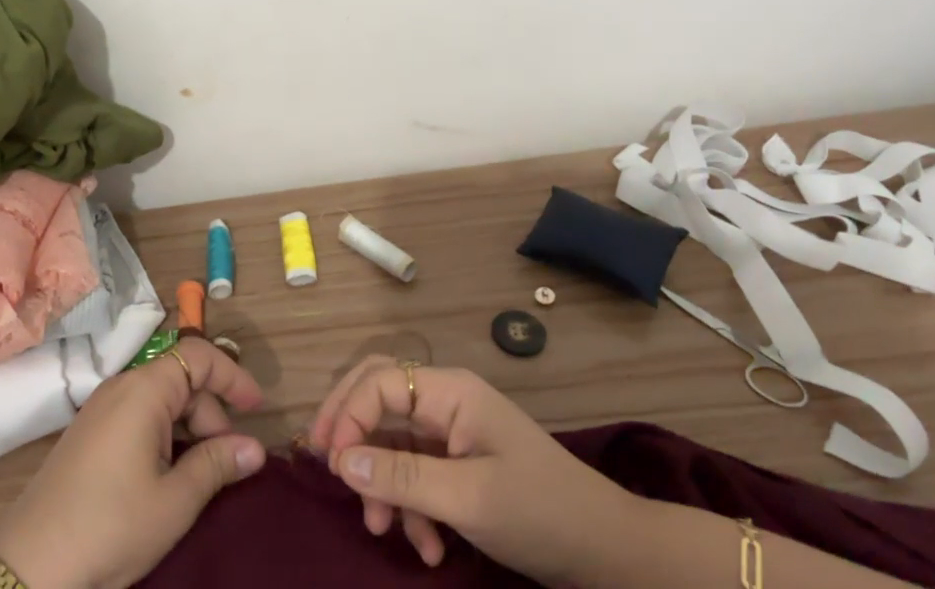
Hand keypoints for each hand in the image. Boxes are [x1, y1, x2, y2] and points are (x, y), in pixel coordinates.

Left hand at [0, 338, 266, 588]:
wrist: (34, 565)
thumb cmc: (112, 526)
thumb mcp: (176, 500)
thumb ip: (217, 464)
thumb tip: (255, 447)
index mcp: (142, 391)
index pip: (197, 356)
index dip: (233, 375)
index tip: (257, 409)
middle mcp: (119, 389)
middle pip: (181, 380)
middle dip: (211, 414)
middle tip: (226, 464)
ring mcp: (100, 412)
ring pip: (160, 402)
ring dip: (189, 430)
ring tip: (200, 477)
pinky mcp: (89, 436)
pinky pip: (138, 419)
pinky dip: (164, 438)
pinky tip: (169, 477)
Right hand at [309, 356, 635, 581]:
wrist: (607, 553)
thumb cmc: (540, 512)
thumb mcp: (467, 498)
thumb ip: (401, 478)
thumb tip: (339, 461)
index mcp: (451, 393)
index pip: (378, 382)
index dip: (348, 415)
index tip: (333, 464)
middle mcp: (446, 403)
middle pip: (377, 399)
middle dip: (351, 434)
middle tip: (327, 467)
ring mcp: (452, 434)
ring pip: (392, 443)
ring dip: (383, 486)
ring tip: (384, 531)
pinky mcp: (459, 466)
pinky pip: (415, 475)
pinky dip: (411, 508)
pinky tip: (426, 548)